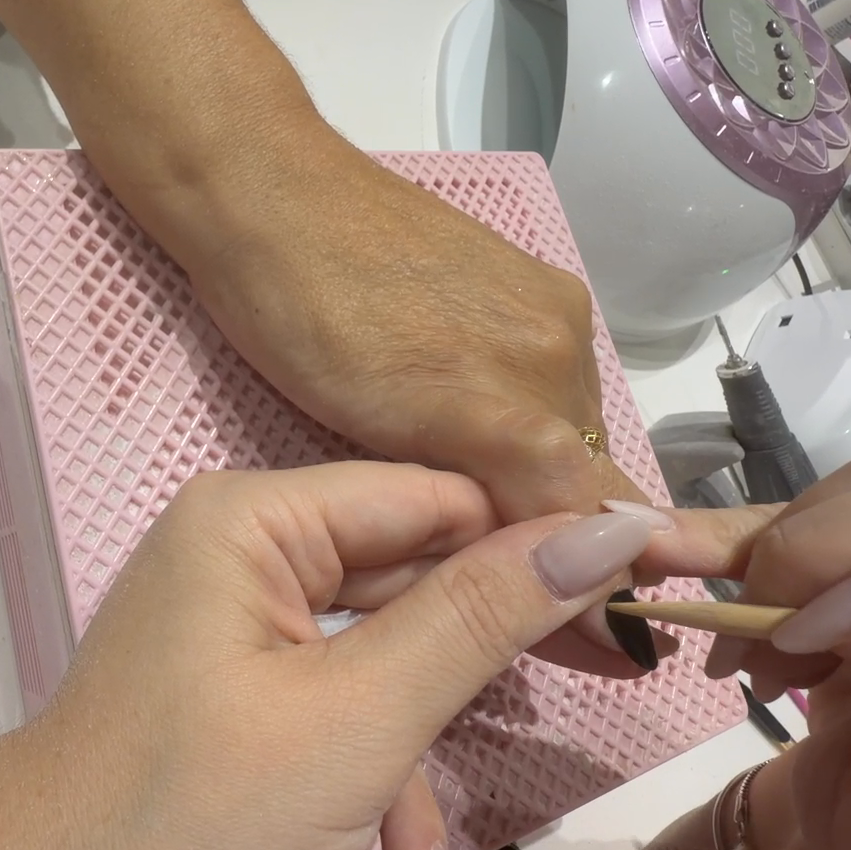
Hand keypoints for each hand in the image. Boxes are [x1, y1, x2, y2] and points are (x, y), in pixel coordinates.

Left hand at [0, 464, 657, 849]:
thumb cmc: (192, 813)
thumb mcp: (354, 719)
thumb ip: (474, 619)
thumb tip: (599, 531)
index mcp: (254, 515)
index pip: (427, 492)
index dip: (535, 534)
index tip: (644, 581)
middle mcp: (243, 541)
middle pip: (406, 567)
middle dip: (484, 654)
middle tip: (612, 685)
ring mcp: (238, 607)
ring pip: (378, 645)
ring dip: (421, 746)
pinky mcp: (238, 670)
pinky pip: (332, 690)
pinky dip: (371, 766)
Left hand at [181, 140, 661, 675]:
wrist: (261, 199)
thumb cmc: (302, 315)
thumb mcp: (388, 414)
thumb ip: (501, 478)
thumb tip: (589, 549)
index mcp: (540, 378)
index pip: (582, 506)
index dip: (579, 582)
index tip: (590, 650)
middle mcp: (556, 338)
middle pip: (570, 469)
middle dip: (549, 539)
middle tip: (523, 611)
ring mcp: (526, 304)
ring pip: (542, 428)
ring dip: (523, 485)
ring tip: (479, 541)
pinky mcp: (492, 284)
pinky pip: (517, 381)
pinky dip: (499, 429)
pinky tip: (460, 451)